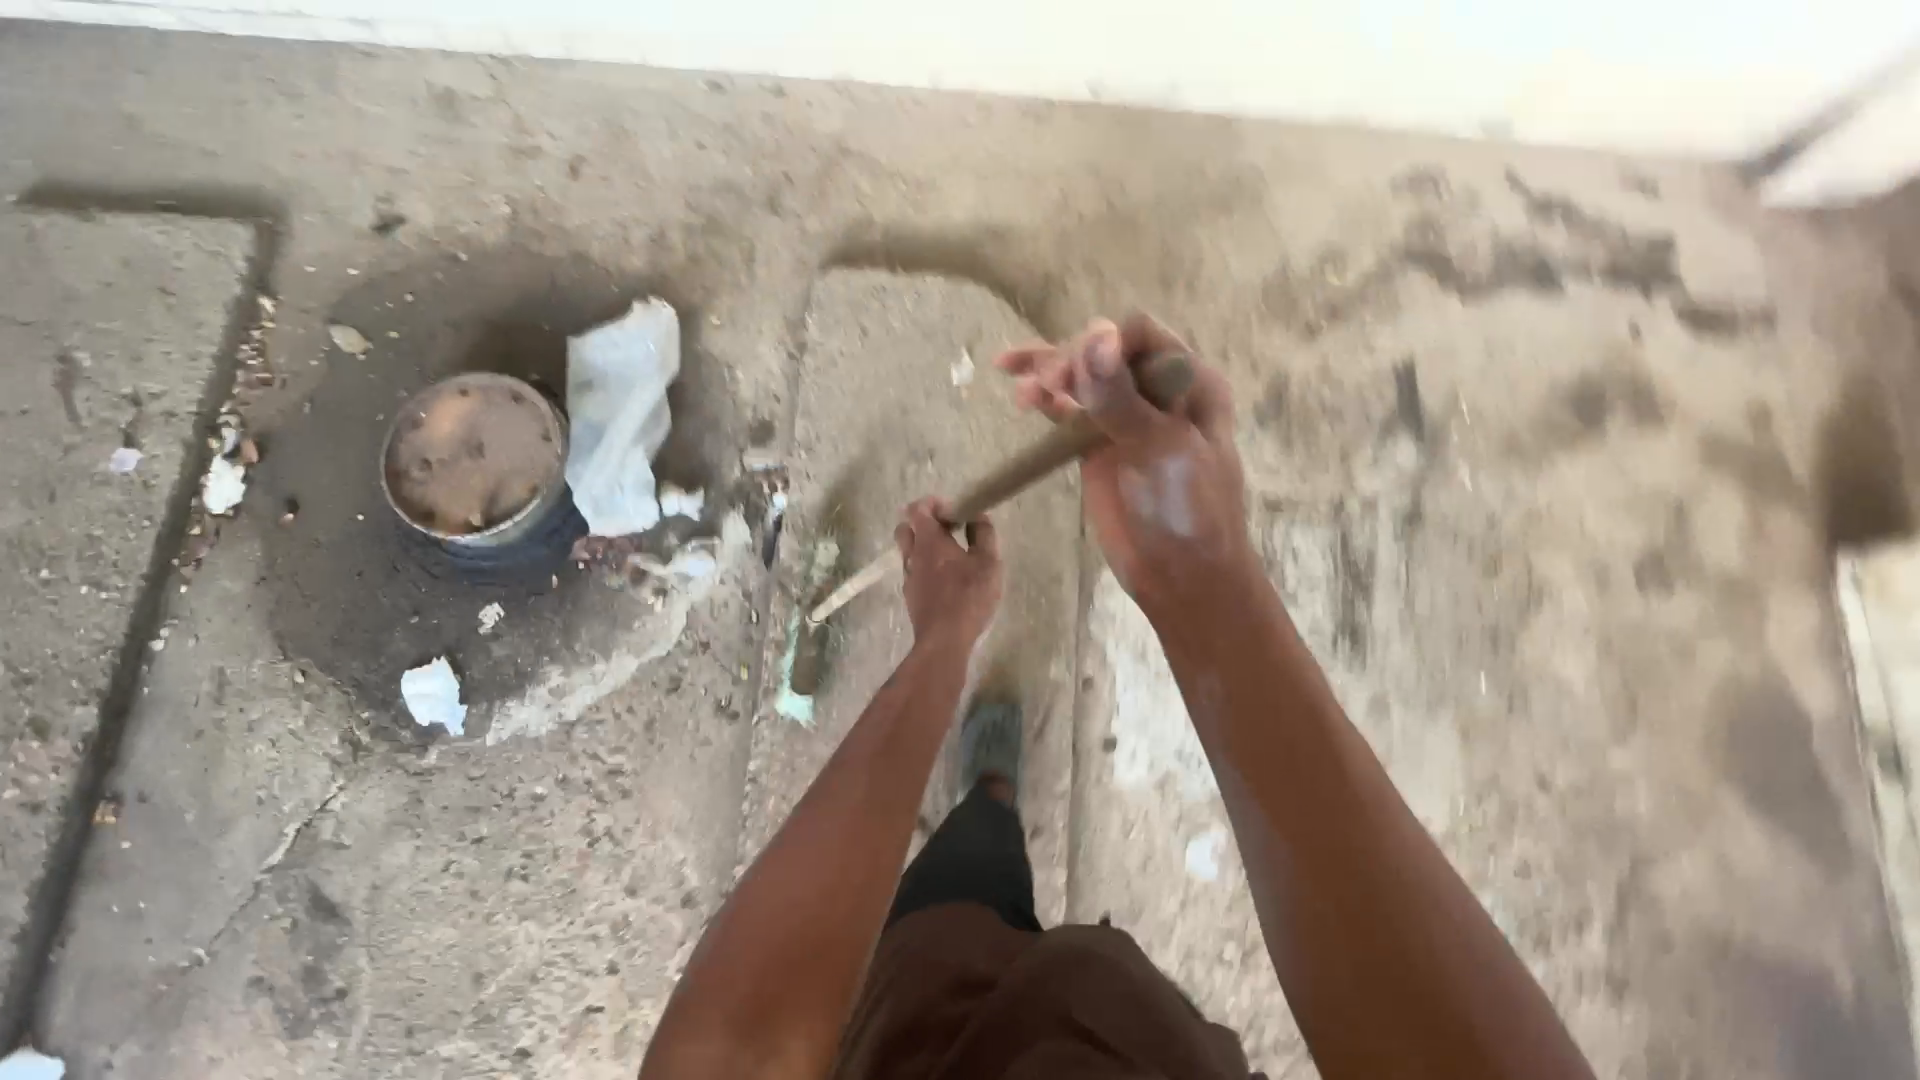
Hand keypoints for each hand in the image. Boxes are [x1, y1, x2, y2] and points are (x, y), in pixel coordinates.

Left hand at [894, 497, 1003, 648]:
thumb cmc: (969, 596)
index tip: (953, 510)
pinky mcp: (911, 596)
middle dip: (923, 523)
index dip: (933, 503)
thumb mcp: (988, 562)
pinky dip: (926, 568)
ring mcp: (909, 577)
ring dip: (924, 547)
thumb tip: (977, 516)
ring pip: (908, 552)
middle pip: (905, 528)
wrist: (944, 639)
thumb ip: (983, 534)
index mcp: (929, 541)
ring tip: (951, 556)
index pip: (918, 509)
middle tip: (948, 530)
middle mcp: (913, 555)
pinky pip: (914, 572)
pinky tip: (946, 580)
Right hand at [995, 314, 1253, 617]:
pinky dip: (1046, 401)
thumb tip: (1094, 336)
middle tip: (1045, 387)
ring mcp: (1125, 418)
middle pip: (1104, 351)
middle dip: (1070, 359)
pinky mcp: (1098, 446)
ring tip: (1020, 386)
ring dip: (1049, 374)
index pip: (1141, 336)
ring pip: (1082, 379)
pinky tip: (1022, 395)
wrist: (1181, 576)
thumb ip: (1122, 397)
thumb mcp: (1160, 449)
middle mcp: (1157, 391)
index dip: (1104, 344)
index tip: (1074, 373)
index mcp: (1189, 382)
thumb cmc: (1187, 510)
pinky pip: (1068, 412)